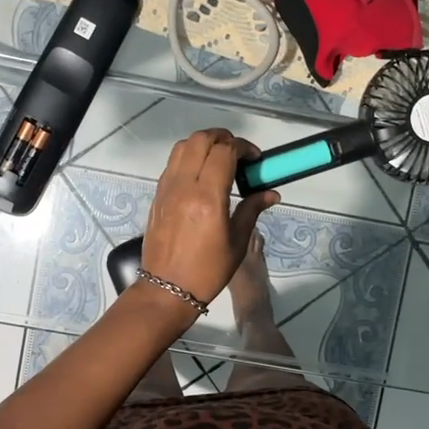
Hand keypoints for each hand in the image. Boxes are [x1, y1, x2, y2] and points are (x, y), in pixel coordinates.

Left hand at [140, 129, 278, 305]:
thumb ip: (252, 209)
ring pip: (183, 147)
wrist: (166, 289)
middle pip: (201, 140)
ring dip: (204, 144)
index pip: (224, 152)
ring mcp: (167, 189)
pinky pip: (173, 163)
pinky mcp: (158, 195)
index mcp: (208, 198)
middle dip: (223, 138)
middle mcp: (184, 186)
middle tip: (238, 154)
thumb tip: (271, 193)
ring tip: (219, 160)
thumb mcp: (237, 241)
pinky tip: (201, 175)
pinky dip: (189, 158)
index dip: (243, 147)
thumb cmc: (208, 270)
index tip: (255, 159)